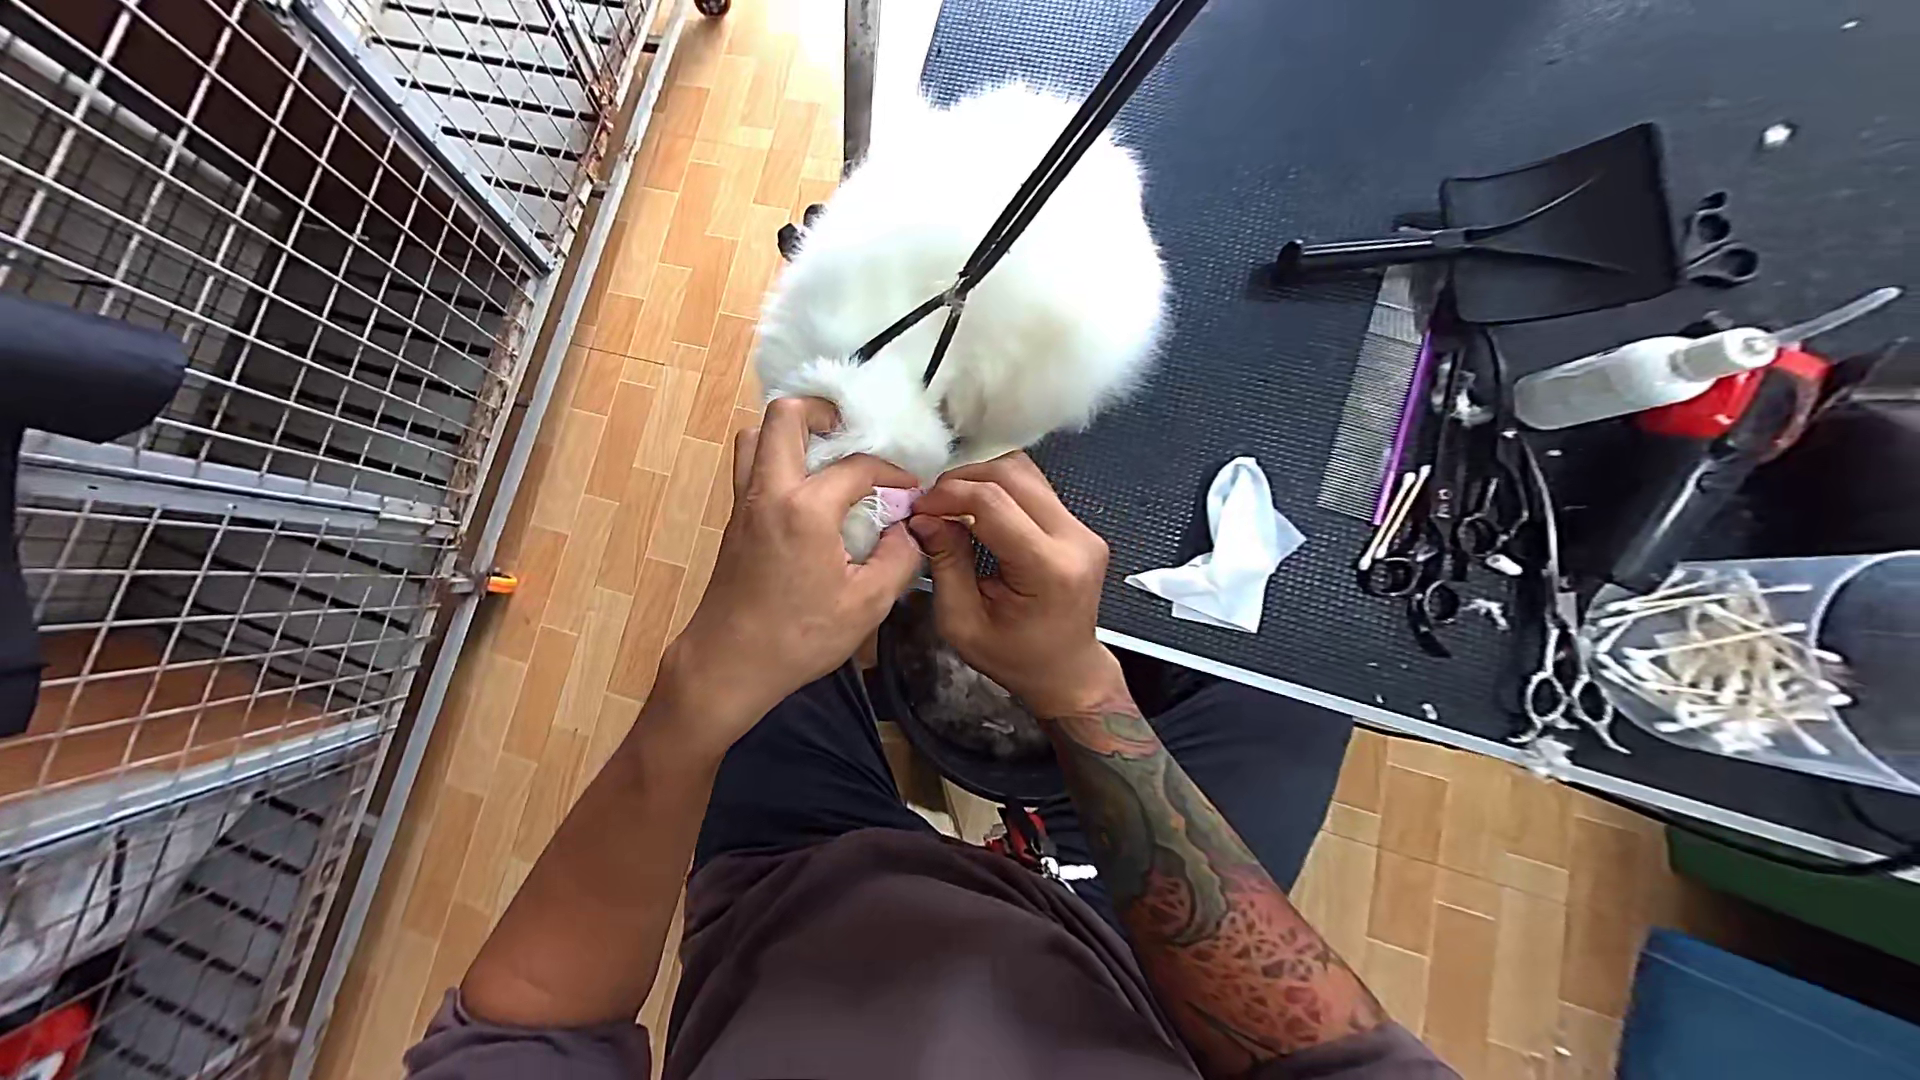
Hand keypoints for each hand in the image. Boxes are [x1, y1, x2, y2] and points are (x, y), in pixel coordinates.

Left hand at [657, 398, 920, 754]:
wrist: (728, 664)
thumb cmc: (799, 636)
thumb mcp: (869, 603)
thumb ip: (900, 557)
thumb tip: (908, 529)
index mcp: (806, 509)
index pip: (856, 466)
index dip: (891, 473)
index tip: (909, 491)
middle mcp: (769, 492)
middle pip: (784, 415)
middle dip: (822, 413)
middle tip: (851, 436)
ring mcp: (744, 504)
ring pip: (756, 435)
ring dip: (791, 433)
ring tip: (825, 457)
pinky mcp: (734, 521)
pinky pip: (751, 465)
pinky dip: (777, 458)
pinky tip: (806, 492)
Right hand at [908, 452, 1127, 718]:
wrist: (1066, 670)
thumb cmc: (1016, 658)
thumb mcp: (963, 623)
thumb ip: (945, 565)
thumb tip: (924, 518)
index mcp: (1049, 570)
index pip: (994, 503)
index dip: (949, 496)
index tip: (921, 509)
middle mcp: (1075, 541)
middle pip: (1012, 474)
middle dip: (962, 480)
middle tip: (933, 505)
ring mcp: (1083, 530)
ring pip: (1025, 472)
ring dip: (981, 479)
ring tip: (953, 506)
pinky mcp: (1079, 526)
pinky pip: (1035, 488)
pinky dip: (1000, 490)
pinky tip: (978, 513)